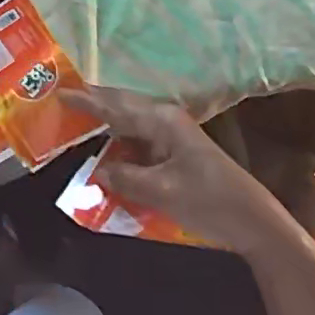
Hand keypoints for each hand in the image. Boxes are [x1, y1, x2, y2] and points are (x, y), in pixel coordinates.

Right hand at [60, 85, 300, 254]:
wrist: (255, 222)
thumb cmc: (210, 201)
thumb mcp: (164, 192)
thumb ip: (126, 178)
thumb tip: (96, 171)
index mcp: (161, 120)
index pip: (115, 106)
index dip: (86, 100)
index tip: (58, 92)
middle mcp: (164, 119)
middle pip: (121, 105)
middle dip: (93, 101)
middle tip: (62, 99)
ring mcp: (170, 135)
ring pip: (128, 121)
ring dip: (104, 120)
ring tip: (76, 119)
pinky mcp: (174, 151)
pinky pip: (137, 138)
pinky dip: (118, 140)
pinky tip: (104, 148)